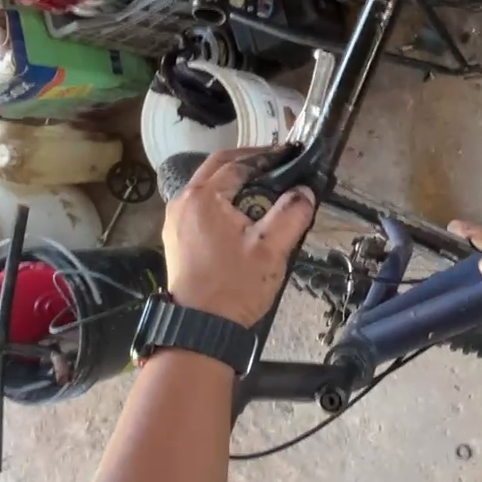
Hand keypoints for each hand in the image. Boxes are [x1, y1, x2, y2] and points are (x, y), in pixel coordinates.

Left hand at [162, 147, 316, 326]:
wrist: (200, 327)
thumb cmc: (234, 286)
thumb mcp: (272, 248)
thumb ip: (292, 213)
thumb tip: (305, 192)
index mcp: (204, 197)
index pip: (238, 163)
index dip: (267, 157)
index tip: (290, 154)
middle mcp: (183, 202)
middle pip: (217, 168)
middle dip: (248, 161)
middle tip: (277, 162)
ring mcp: (176, 221)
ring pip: (207, 186)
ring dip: (234, 180)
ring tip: (264, 185)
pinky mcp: (177, 238)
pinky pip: (201, 206)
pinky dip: (223, 199)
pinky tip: (243, 212)